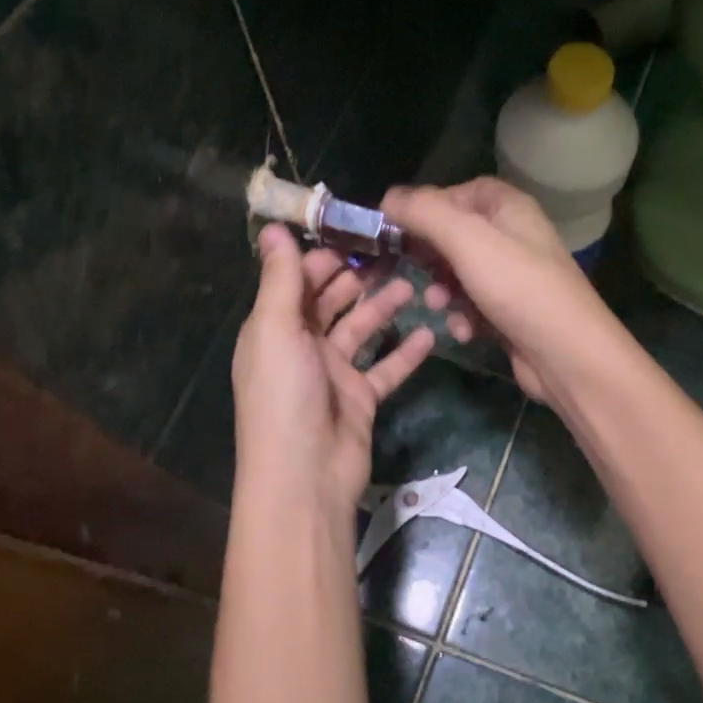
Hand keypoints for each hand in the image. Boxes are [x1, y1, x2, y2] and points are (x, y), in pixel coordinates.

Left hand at [232, 224, 434, 515]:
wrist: (305, 476)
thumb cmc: (285, 397)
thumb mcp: (275, 330)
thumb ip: (281, 280)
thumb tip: (272, 226)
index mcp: (274, 328)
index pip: (299, 281)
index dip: (324, 255)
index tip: (358, 230)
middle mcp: (302, 346)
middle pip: (331, 301)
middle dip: (357, 275)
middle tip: (395, 249)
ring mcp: (333, 374)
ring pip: (361, 329)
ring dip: (383, 306)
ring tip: (414, 281)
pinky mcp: (361, 398)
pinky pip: (386, 368)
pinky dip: (405, 352)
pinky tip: (430, 334)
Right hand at [381, 178, 620, 406]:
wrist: (566, 354)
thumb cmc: (518, 287)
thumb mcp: (467, 240)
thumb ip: (424, 213)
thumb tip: (388, 198)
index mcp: (509, 208)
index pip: (460, 192)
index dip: (428, 206)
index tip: (399, 228)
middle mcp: (513, 237)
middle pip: (456, 235)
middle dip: (430, 255)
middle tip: (410, 270)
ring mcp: (513, 278)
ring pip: (460, 275)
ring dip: (443, 291)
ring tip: (437, 306)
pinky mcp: (511, 314)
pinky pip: (474, 307)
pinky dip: (463, 318)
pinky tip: (464, 332)